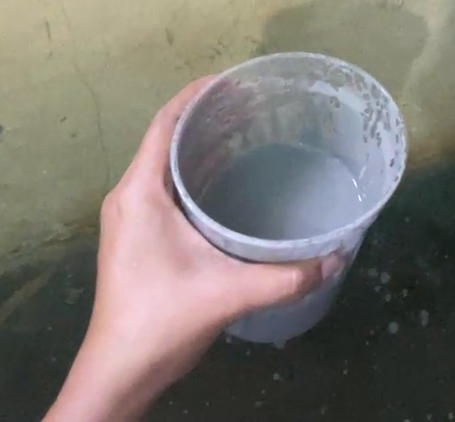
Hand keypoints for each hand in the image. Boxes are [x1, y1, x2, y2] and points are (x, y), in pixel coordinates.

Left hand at [44, 77, 341, 421]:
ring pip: (166, 160)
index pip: (165, 123)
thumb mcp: (228, 293)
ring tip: (246, 129)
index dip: (196, 95)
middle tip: (254, 103)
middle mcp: (130, 195)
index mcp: (140, 192)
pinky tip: (228, 176)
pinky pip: (167, 183)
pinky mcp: (137, 234)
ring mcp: (131, 216)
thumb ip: (285, 275)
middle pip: (167, 137)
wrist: (118, 374)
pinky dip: (196, 168)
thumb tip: (336, 257)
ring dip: (201, 142)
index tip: (234, 80)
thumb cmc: (161, 321)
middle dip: (208, 115)